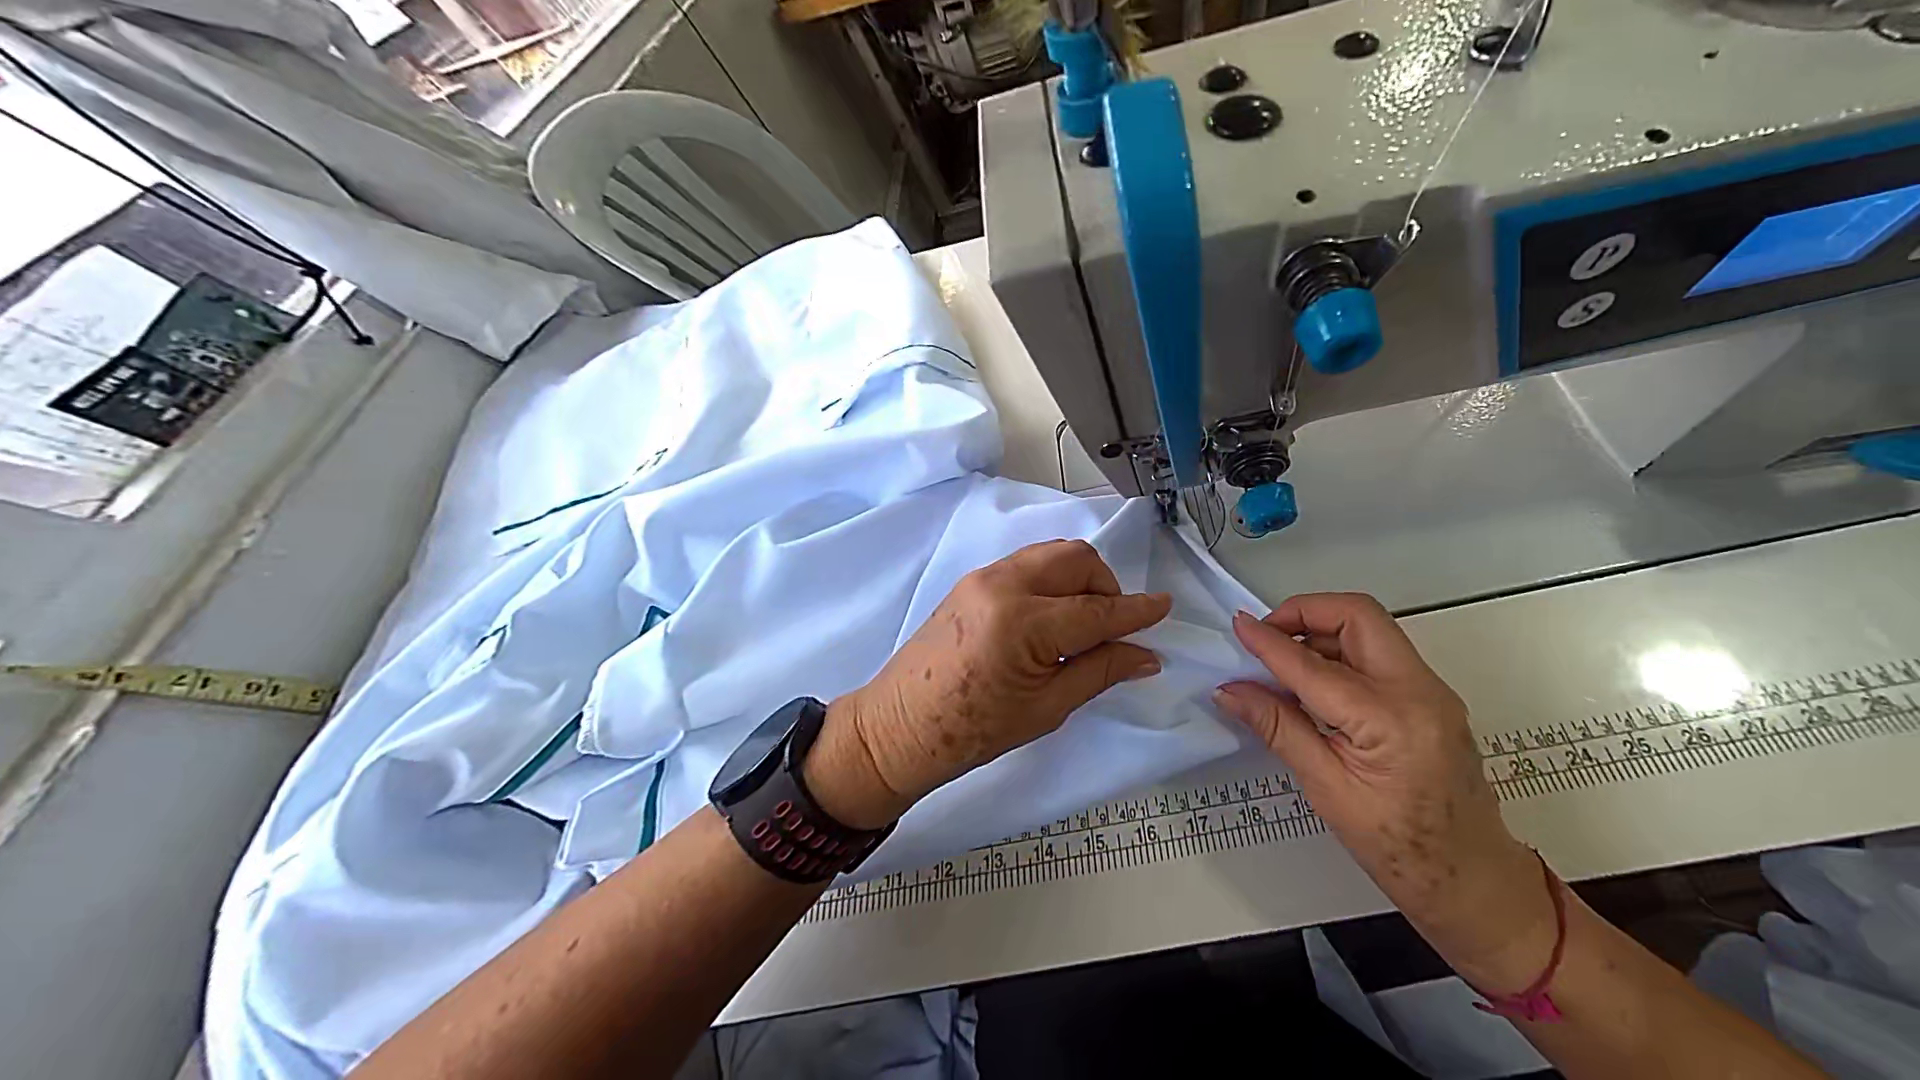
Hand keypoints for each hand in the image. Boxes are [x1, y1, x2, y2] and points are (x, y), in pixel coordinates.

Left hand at [806, 540, 1170, 828]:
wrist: (899, 726)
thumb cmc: (971, 730)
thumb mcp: (1046, 708)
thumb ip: (1099, 671)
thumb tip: (1145, 655)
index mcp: (1023, 623)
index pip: (1096, 609)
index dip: (1135, 611)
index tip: (1163, 608)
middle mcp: (1003, 586)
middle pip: (1076, 559)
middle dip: (1106, 586)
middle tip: (1112, 626)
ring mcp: (982, 578)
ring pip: (1051, 554)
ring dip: (1078, 578)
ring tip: (1080, 623)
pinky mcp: (970, 581)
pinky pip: (1025, 563)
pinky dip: (1050, 579)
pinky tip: (1049, 617)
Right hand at [1211, 594, 1556, 992]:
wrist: (1473, 881)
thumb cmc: (1399, 848)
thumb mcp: (1326, 788)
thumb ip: (1277, 728)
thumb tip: (1231, 691)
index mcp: (1389, 719)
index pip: (1313, 664)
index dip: (1268, 641)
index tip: (1236, 625)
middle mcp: (1418, 690)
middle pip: (1358, 615)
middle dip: (1305, 612)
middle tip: (1265, 634)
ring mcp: (1431, 690)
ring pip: (1369, 628)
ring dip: (1321, 630)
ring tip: (1282, 660)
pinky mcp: (1430, 697)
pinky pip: (1379, 652)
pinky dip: (1339, 650)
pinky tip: (1312, 680)